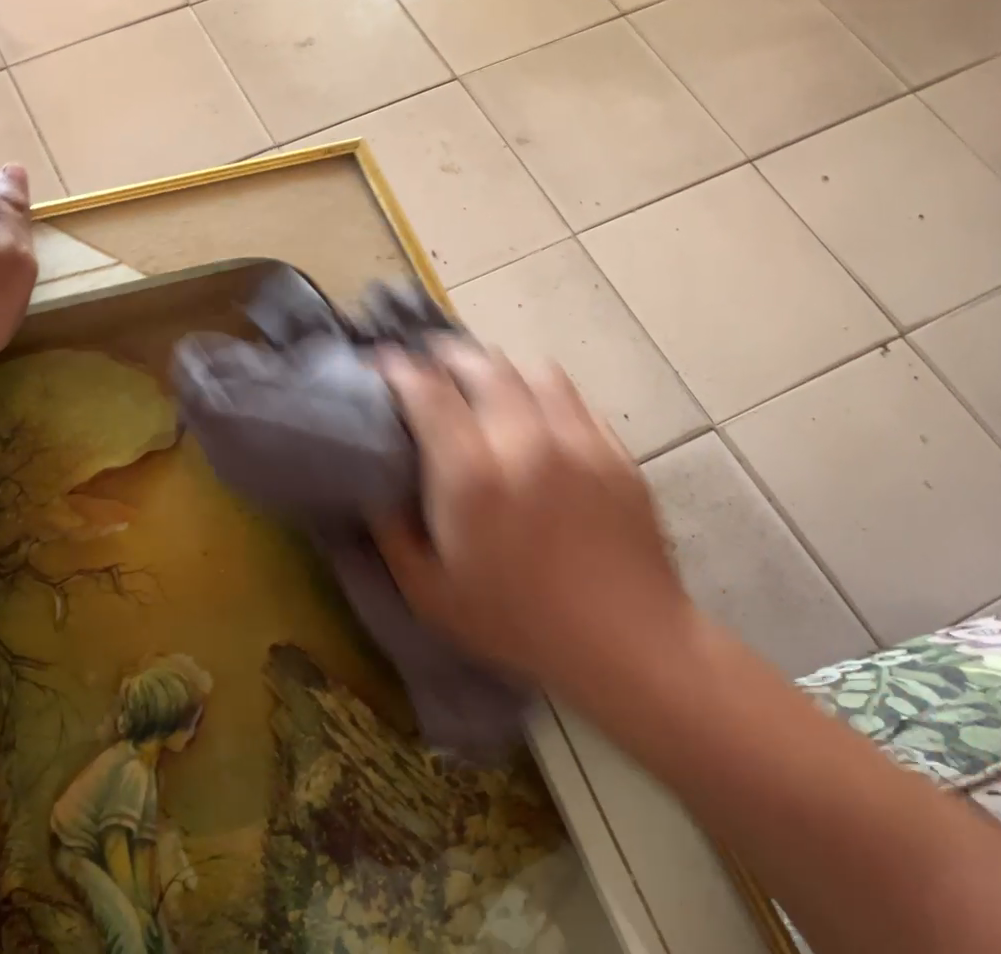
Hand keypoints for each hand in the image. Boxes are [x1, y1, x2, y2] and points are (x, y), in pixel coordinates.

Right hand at [372, 339, 692, 691]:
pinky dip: (542, 391)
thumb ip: (391, 532)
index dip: (399, 370)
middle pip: (482, 367)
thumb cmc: (515, 623)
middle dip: (447, 357)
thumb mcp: (428, 592)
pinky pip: (573, 397)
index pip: (427, 393)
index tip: (382, 362)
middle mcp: (524, 442)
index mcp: (470, 475)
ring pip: (532, 371)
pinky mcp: (616, 453)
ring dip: (498, 368)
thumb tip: (374, 486)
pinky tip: (534, 414)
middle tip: (429, 364)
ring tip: (482, 383)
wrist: (626, 642)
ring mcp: (578, 442)